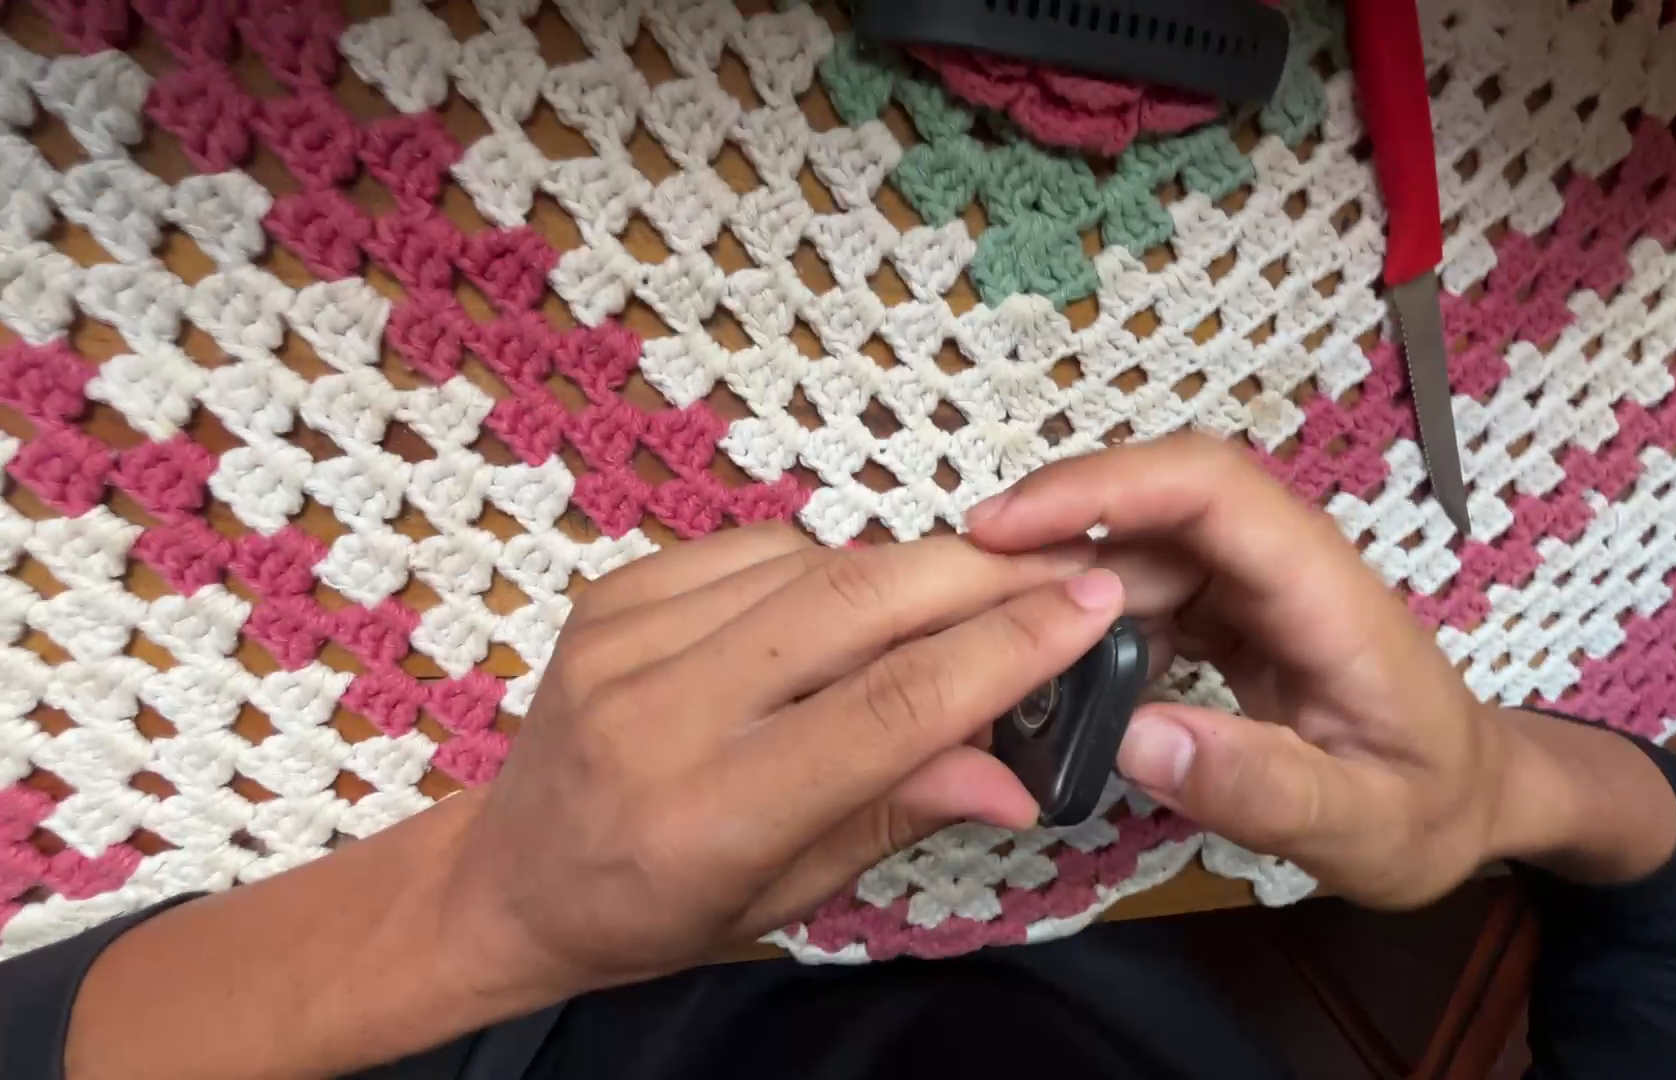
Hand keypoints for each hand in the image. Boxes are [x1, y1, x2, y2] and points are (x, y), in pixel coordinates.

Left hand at [441, 523, 1123, 993]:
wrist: (507, 872)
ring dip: (913, 570)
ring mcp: (627, 633)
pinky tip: (844, 599)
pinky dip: (832, 565)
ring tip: (965, 593)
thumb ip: (902, 812)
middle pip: (858, 604)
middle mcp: (660, 708)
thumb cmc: (658, 908)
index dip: (1004, 649)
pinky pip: (763, 547)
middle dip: (981, 574)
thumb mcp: (790, 894)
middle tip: (1060, 565)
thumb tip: (1020, 776)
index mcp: (709, 813)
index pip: (888, 708)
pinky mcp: (616, 588)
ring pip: (818, 563)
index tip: (1090, 605)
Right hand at [966, 434, 1675, 907]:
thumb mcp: (1366, 827)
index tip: (1003, 527)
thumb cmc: (1430, 803)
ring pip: (1131, 544)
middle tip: (960, 583)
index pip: (1207, 489)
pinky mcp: (1216, 605)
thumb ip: (1265, 788)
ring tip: (983, 625)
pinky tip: (1042, 658)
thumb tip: (1136, 737)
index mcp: (1322, 589)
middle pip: (1150, 501)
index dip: (1100, 487)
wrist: (1464, 794)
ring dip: (1054, 572)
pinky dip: (1078, 611)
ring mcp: (1242, 579)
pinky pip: (1133, 587)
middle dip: (1050, 527)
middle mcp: (1274, 561)